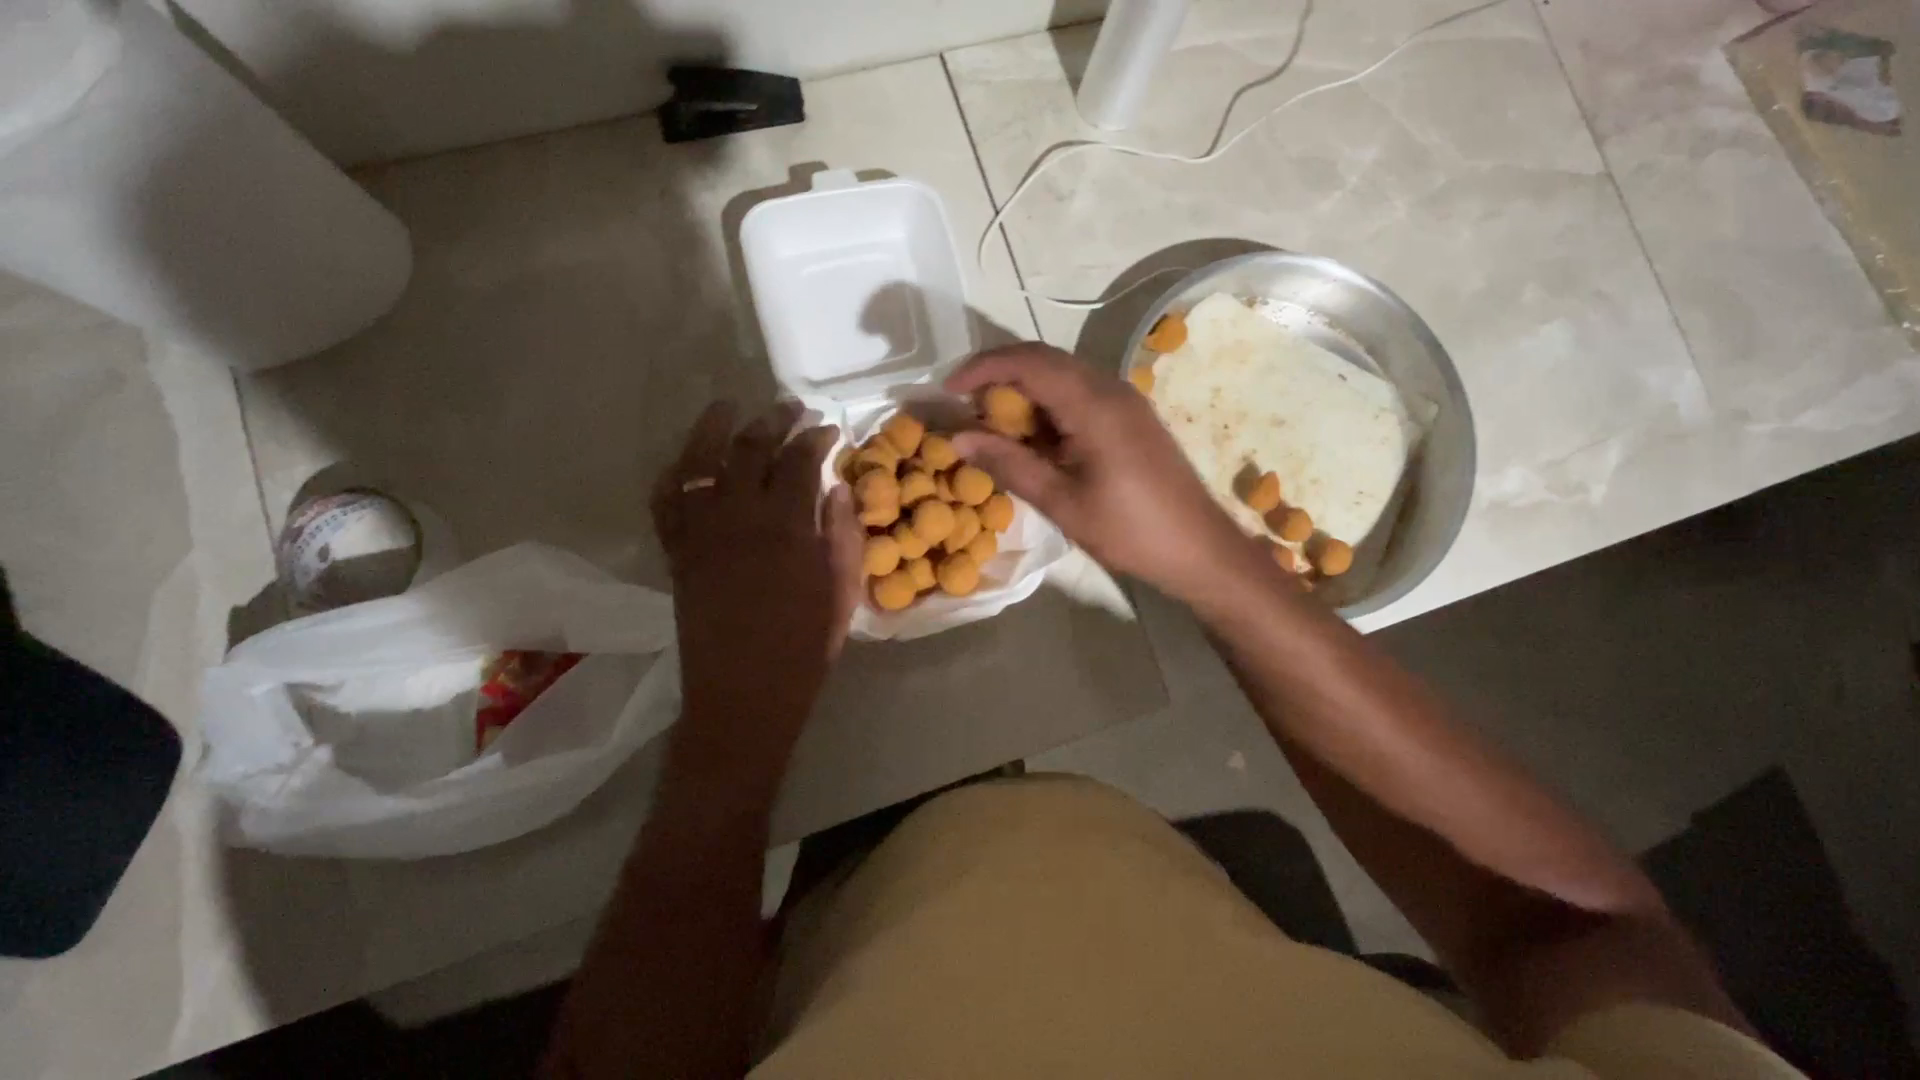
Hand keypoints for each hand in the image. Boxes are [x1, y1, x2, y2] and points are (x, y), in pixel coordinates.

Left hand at [651, 401, 862, 741]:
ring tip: (729, 407)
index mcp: (788, 528)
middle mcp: (740, 518)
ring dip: (715, 429)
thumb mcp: (843, 592)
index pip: (800, 461)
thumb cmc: (804, 648)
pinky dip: (674, 474)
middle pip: (750, 449)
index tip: (828, 431)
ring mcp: (701, 532)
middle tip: (790, 408)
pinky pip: (666, 502)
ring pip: (701, 463)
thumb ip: (844, 535)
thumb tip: (837, 489)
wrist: (744, 694)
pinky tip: (686, 461)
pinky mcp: (677, 552)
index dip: (816, 438)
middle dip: (773, 421)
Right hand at [945, 344, 1255, 603]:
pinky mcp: (1130, 416)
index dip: (982, 368)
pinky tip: (1031, 437)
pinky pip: (1079, 393)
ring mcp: (1124, 399)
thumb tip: (959, 438)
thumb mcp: (1061, 502)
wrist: (1199, 547)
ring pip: (1061, 375)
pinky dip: (1046, 404)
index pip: (1028, 362)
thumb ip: (1009, 464)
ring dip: (1022, 390)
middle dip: (998, 375)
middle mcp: (1110, 387)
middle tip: (963, 406)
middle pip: (1044, 359)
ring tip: (990, 424)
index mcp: (1093, 403)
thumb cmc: (1129, 530)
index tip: (947, 390)